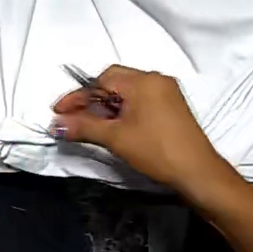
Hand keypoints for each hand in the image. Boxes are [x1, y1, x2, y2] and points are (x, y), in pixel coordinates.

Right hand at [52, 66, 236, 195]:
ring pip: (126, 93)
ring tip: (88, 125)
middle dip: (90, 99)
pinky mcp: (171, 107)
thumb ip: (83, 127)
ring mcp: (166, 92)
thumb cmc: (155, 150)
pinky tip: (112, 126)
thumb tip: (56, 124)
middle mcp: (156, 80)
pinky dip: (121, 111)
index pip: (101, 80)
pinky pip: (139, 101)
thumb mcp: (115, 138)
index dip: (77, 96)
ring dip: (105, 106)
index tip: (58, 112)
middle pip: (114, 82)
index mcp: (143, 81)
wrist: (196, 172)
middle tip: (71, 118)